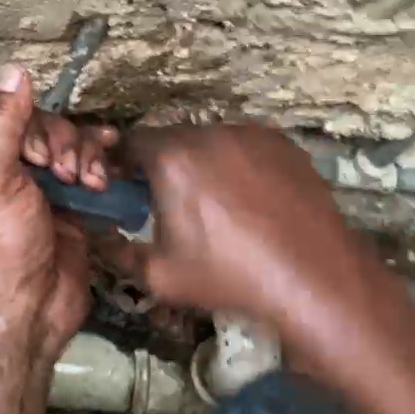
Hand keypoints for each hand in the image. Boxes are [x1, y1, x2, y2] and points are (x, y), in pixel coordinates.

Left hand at [0, 65, 97, 365]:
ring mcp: (37, 186)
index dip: (26, 120)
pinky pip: (87, 167)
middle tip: (62, 174)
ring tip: (87, 184)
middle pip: (40, 123)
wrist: (27, 315)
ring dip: (84, 154)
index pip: (1, 110)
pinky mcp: (68, 204)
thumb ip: (1, 124)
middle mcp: (2, 166)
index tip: (36, 152)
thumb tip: (14, 70)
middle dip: (60, 142)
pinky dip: (99, 163)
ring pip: (68, 142)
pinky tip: (106, 170)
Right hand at [128, 126, 372, 322]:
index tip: (130, 190)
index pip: (130, 143)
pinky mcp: (283, 144)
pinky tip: (253, 201)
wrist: (314, 280)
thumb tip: (100, 235)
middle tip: (174, 203)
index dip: (125, 165)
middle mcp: (207, 133)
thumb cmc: (229, 276)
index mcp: (170, 158)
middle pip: (171, 140)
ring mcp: (249, 135)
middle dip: (166, 165)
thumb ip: (118, 250)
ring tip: (220, 205)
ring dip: (204, 163)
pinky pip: (246, 147)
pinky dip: (240, 165)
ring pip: (210, 141)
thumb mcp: (159, 275)